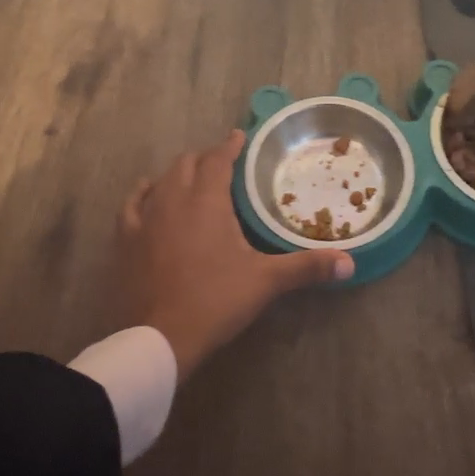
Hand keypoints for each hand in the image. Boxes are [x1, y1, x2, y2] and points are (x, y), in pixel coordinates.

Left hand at [120, 130, 353, 379]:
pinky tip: (148, 196)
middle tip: (222, 164)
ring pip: (161, 179)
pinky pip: (133, 204)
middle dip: (205, 159)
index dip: (230, 146)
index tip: (240, 137)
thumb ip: (306, 267)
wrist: (157, 338)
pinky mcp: (125, 238)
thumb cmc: (215, 301)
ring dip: (177, 174)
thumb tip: (350, 262)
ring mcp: (144, 218)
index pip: (218, 159)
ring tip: (191, 178)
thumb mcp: (265, 282)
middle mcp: (173, 198)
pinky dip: (145, 194)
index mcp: (207, 200)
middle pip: (187, 163)